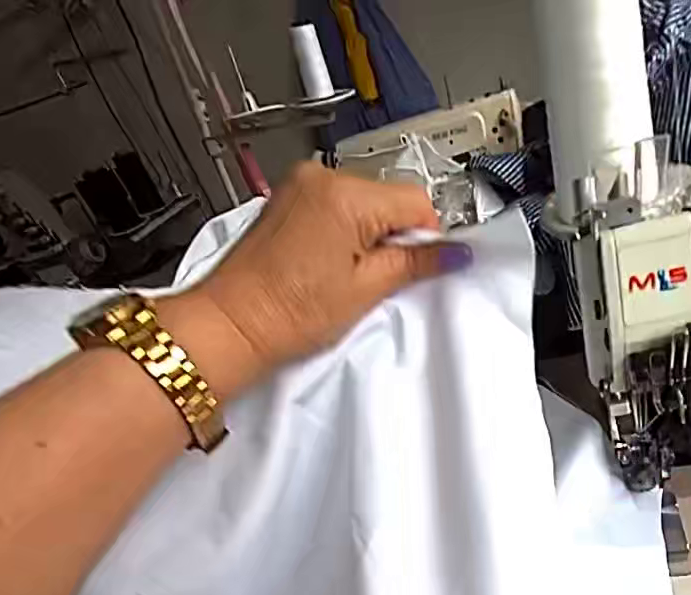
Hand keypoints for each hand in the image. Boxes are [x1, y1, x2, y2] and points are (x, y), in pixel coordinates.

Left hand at [166, 162, 469, 390]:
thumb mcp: (366, 289)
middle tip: (381, 279)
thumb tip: (455, 253)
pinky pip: (341, 207)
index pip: (417, 202)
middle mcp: (322, 177)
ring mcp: (302, 184)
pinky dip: (350, 233)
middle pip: (392, 199)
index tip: (421, 269)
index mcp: (344, 195)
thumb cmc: (288, 311)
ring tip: (352, 276)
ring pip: (368, 204)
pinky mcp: (291, 198)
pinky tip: (335, 266)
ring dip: (373, 237)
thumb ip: (415, 264)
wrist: (236, 321)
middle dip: (398, 239)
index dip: (427, 239)